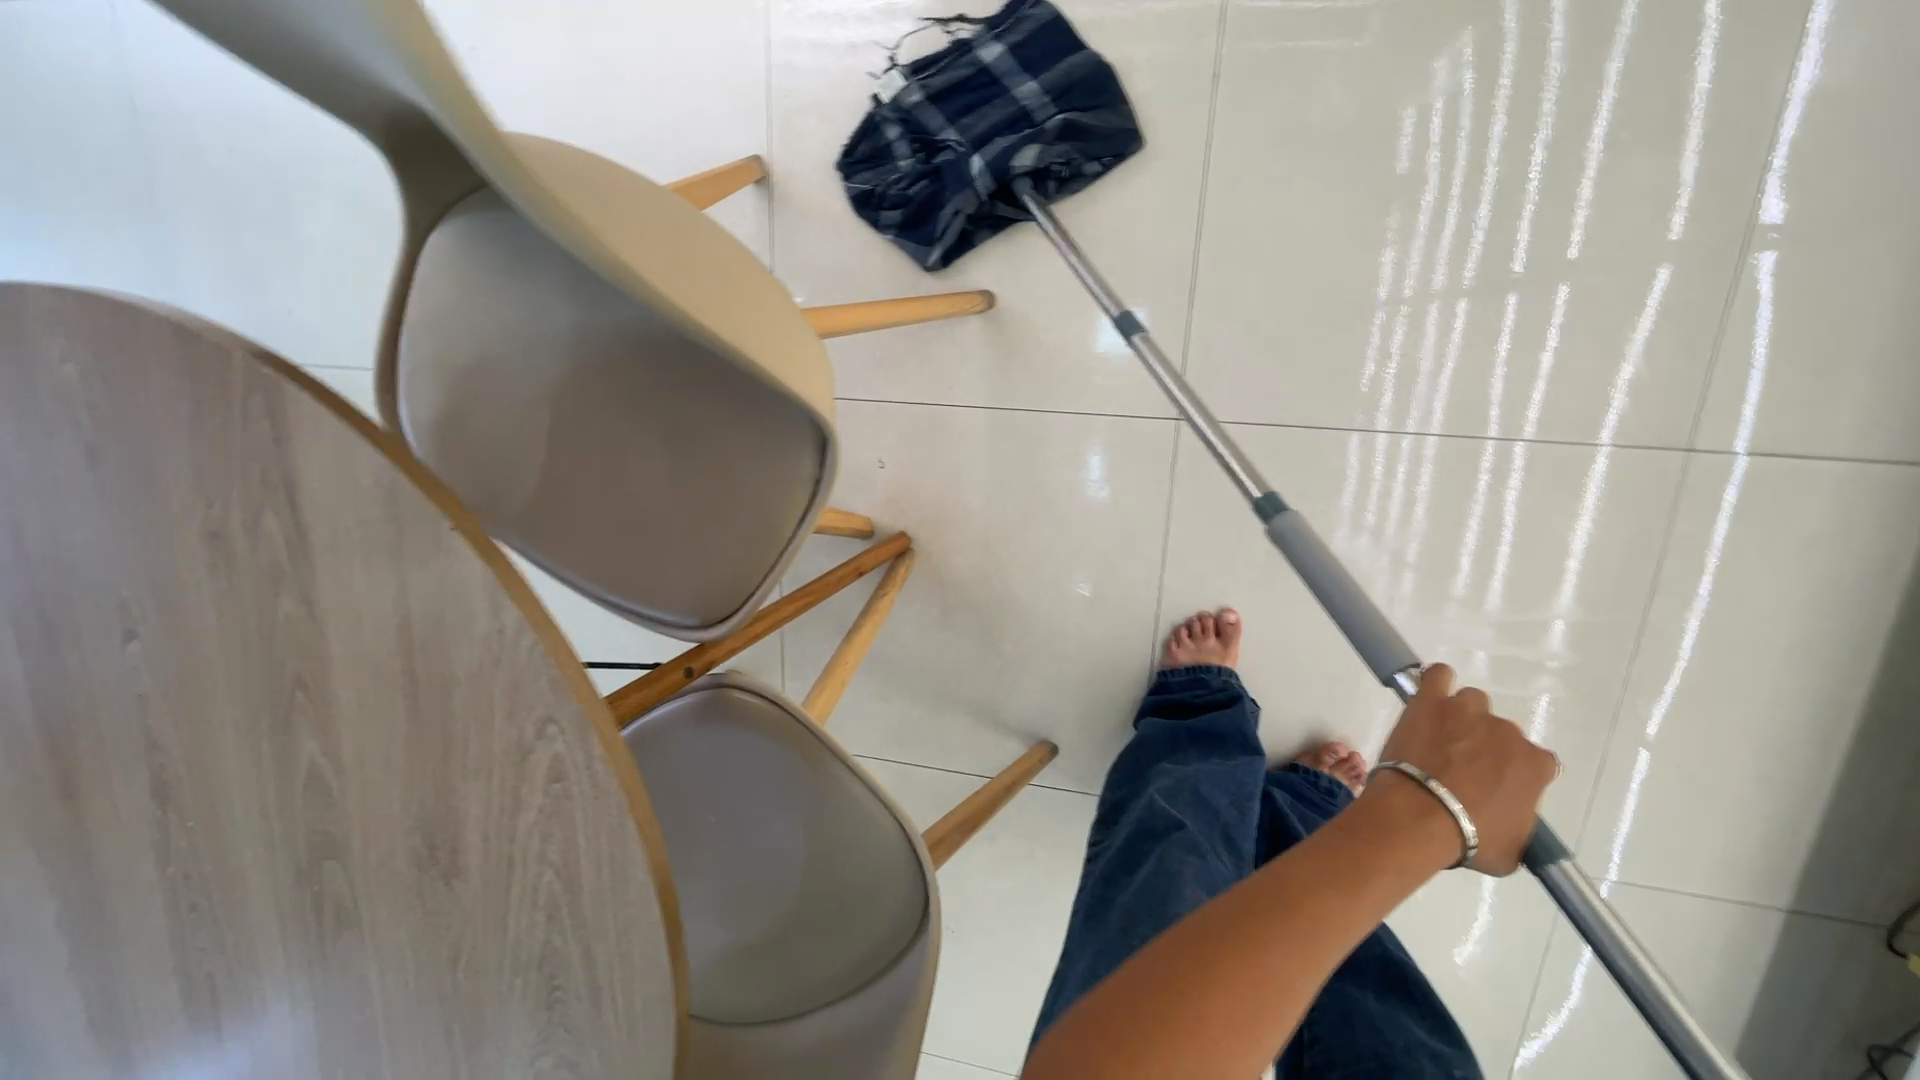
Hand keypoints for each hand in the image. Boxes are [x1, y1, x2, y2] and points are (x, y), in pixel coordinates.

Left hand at [1367, 664, 1557, 875]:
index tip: (1492, 786)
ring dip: (1459, 717)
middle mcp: (1507, 732)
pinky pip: (1438, 675)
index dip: (1511, 774)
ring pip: (1471, 703)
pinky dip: (1436, 681)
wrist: (1420, 815)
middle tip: (1456, 768)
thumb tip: (1512, 826)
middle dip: (1482, 748)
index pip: (1534, 762)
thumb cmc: (1469, 838)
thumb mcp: (1512, 851)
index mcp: (1535, 765)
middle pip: (1499, 732)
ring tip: (1438, 739)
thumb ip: (1520, 829)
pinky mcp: (1431, 701)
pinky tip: (1429, 695)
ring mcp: (1468, 712)